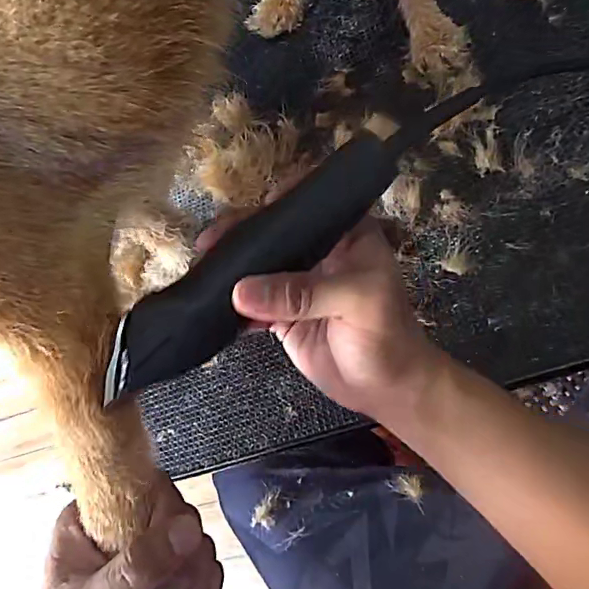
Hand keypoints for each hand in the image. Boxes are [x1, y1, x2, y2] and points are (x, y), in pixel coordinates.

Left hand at [37, 481, 220, 588]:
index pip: (145, 488)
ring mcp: (157, 555)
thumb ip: (135, 570)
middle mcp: (126, 530)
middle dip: (174, 582)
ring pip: (201, 553)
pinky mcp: (181, 582)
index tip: (158, 568)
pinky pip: (212, 580)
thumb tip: (187, 528)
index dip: (161, 522)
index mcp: (90, 523)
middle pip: (183, 523)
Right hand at [202, 215, 444, 424]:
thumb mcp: (355, 302)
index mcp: (347, 235)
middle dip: (243, 236)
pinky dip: (231, 306)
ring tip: (202, 269)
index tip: (255, 211)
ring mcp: (298, 284)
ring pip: (259, 268)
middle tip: (211, 243)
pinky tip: (211, 305)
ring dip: (232, 270)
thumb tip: (242, 291)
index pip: (312, 205)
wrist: (386, 387)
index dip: (283, 201)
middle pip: (275, 234)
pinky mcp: (282, 315)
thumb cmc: (386, 334)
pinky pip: (251, 305)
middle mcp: (320, 252)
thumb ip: (302, 293)